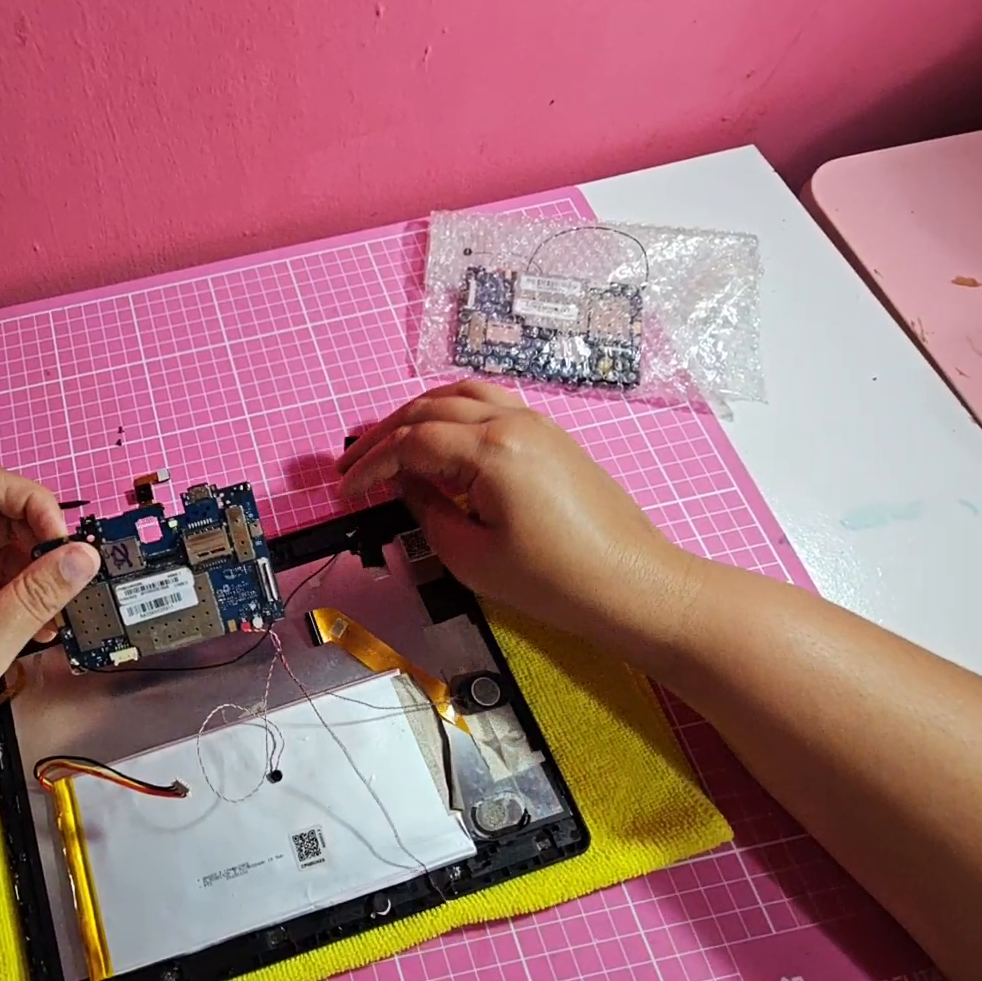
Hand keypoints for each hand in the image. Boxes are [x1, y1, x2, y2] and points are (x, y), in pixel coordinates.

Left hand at [0, 465, 100, 780]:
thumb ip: (34, 599)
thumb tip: (84, 555)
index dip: (32, 504)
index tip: (61, 546)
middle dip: (39, 544)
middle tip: (65, 587)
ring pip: (2, 543)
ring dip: (35, 573)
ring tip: (55, 616)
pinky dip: (21, 593)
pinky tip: (40, 625)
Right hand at [337, 380, 703, 653]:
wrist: (634, 585)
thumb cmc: (554, 581)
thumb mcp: (470, 556)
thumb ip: (426, 510)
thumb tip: (406, 485)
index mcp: (492, 451)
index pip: (411, 444)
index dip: (372, 465)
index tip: (347, 490)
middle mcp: (512, 422)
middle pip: (428, 410)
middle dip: (383, 435)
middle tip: (353, 465)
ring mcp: (535, 422)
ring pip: (458, 394)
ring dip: (415, 413)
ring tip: (388, 441)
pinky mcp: (548, 433)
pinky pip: (488, 402)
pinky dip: (451, 409)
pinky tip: (438, 433)